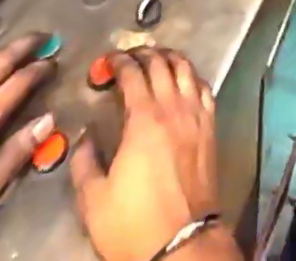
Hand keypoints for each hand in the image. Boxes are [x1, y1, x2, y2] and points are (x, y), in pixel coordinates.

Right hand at [70, 50, 235, 260]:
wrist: (181, 245)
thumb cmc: (133, 224)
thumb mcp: (93, 200)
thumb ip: (85, 162)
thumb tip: (84, 136)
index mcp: (143, 119)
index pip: (133, 74)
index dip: (120, 62)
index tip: (108, 60)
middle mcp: (173, 108)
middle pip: (162, 64)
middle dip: (145, 53)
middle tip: (131, 55)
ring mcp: (196, 115)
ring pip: (187, 70)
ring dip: (171, 58)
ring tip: (158, 58)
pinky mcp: (210, 128)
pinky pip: (204, 89)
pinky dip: (192, 76)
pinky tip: (184, 80)